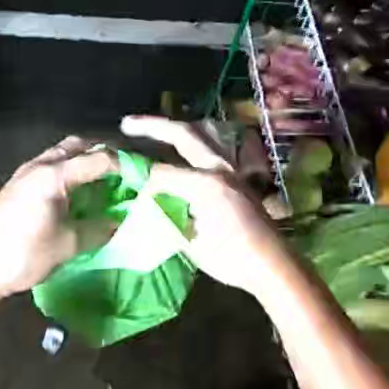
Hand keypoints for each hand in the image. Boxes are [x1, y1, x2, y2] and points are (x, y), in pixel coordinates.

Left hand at [0, 137, 120, 310]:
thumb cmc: (23, 256)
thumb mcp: (69, 245)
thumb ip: (100, 228)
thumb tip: (120, 221)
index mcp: (55, 174)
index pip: (101, 158)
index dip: (127, 166)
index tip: (146, 177)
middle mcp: (40, 165)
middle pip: (80, 146)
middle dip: (106, 154)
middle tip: (125, 173)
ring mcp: (25, 173)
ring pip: (63, 154)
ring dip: (86, 161)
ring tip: (105, 182)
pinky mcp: (17, 186)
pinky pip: (51, 166)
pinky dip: (71, 171)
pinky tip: (79, 193)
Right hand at [119, 116, 298, 299]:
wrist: (273, 265)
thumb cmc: (232, 258)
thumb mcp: (192, 243)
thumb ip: (167, 219)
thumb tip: (144, 205)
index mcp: (206, 184)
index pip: (161, 173)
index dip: (138, 176)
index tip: (115, 174)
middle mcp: (219, 168)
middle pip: (184, 135)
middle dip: (154, 126)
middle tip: (127, 123)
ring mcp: (232, 170)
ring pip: (203, 136)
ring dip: (178, 129)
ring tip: (155, 129)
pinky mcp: (239, 178)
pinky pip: (214, 149)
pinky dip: (195, 142)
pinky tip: (184, 149)